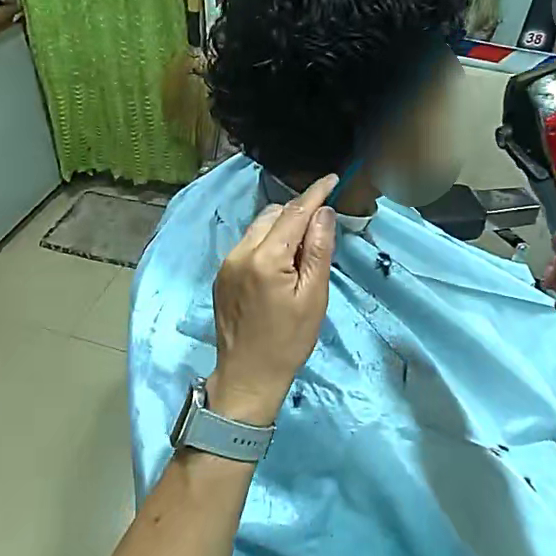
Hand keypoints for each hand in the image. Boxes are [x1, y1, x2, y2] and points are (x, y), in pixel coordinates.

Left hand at [210, 174, 338, 426]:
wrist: (247, 376)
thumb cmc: (288, 340)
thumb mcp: (314, 296)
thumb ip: (318, 250)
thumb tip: (324, 213)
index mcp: (265, 258)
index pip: (294, 213)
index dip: (316, 194)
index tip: (333, 178)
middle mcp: (240, 253)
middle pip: (274, 214)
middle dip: (300, 210)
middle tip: (324, 221)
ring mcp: (227, 263)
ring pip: (259, 226)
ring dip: (283, 225)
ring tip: (305, 243)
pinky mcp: (223, 274)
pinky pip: (248, 243)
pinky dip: (268, 240)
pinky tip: (283, 259)